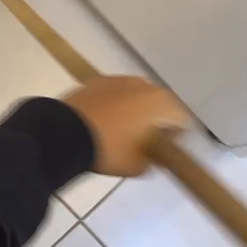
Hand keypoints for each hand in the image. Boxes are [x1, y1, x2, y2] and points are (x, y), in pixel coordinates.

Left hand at [60, 76, 189, 176]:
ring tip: (121, 131)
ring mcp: (120, 79)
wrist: (64, 133)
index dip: (176, 138)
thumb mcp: (137, 166)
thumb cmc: (108, 150)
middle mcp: (145, 85)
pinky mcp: (97, 80)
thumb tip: (151, 157)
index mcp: (161, 103)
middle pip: (161, 104)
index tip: (164, 152)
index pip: (182, 120)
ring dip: (135, 111)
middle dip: (156, 121)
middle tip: (144, 142)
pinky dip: (115, 105)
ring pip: (137, 96)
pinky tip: (103, 122)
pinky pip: (116, 94)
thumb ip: (153, 161)